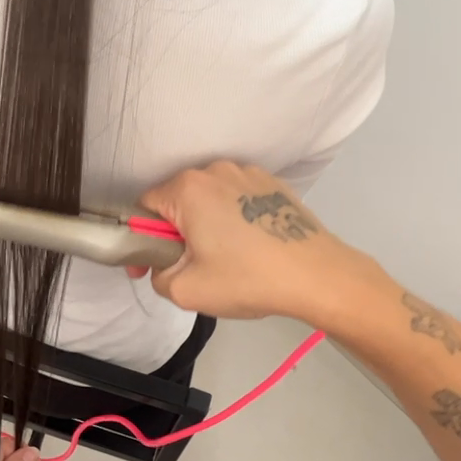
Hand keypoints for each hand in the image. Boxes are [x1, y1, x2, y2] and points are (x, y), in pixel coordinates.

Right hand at [133, 161, 382, 322]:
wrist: (319, 277)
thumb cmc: (247, 279)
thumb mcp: (183, 290)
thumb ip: (156, 275)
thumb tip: (163, 266)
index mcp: (187, 188)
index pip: (143, 207)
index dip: (141, 240)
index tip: (151, 268)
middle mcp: (215, 170)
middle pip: (176, 202)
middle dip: (175, 233)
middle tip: (191, 267)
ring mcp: (248, 174)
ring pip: (208, 201)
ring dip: (205, 225)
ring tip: (225, 259)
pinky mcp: (273, 185)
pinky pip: (237, 200)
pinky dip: (234, 220)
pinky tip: (250, 248)